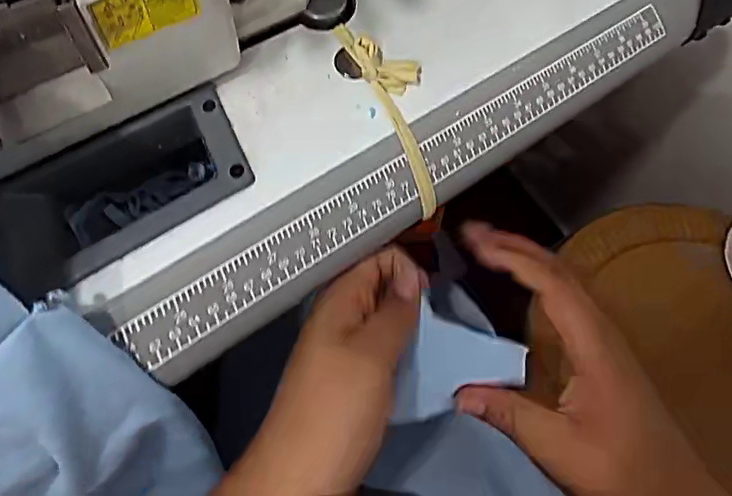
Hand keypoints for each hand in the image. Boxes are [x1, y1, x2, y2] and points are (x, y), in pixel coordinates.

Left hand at [216, 247, 428, 495]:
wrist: (299, 477)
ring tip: (426, 345)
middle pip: (380, 286)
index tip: (430, 293)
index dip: (406, 266)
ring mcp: (340, 348)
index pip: (376, 257)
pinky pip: (377, 348)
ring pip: (381, 319)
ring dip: (405, 326)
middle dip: (409, 296)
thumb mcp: (372, 354)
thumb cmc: (331, 414)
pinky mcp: (346, 377)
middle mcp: (337, 318)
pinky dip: (397, 352)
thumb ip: (394, 311)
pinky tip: (409, 369)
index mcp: (338, 300)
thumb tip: (411, 276)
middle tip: (433, 322)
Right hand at [454, 223, 725, 495]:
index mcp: (592, 342)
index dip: (512, 257)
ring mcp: (606, 337)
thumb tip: (461, 393)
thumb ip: (510, 414)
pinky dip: (540, 275)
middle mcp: (601, 329)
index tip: (478, 243)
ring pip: (565, 278)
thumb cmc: (626, 470)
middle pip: (557, 268)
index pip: (549, 281)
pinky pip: (569, 294)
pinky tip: (525, 282)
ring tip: (492, 245)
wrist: (679, 495)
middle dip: (515, 244)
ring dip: (528, 256)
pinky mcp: (605, 348)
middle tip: (476, 233)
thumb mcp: (561, 448)